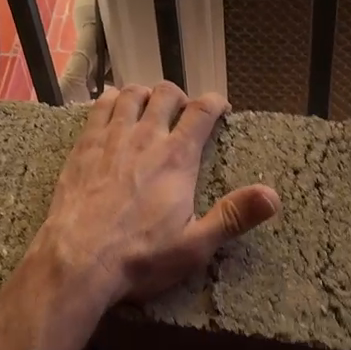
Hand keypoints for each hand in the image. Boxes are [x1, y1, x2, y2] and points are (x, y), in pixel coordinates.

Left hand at [30, 83, 280, 305]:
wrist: (78, 256)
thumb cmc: (140, 256)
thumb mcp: (194, 245)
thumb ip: (233, 216)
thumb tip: (272, 195)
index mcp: (177, 157)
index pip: (201, 112)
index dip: (215, 102)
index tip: (220, 106)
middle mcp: (146, 136)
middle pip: (166, 93)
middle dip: (179, 96)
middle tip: (182, 112)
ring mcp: (113, 135)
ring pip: (132, 93)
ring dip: (145, 93)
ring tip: (149, 106)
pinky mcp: (86, 141)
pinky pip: (101, 104)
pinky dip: (112, 98)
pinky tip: (114, 105)